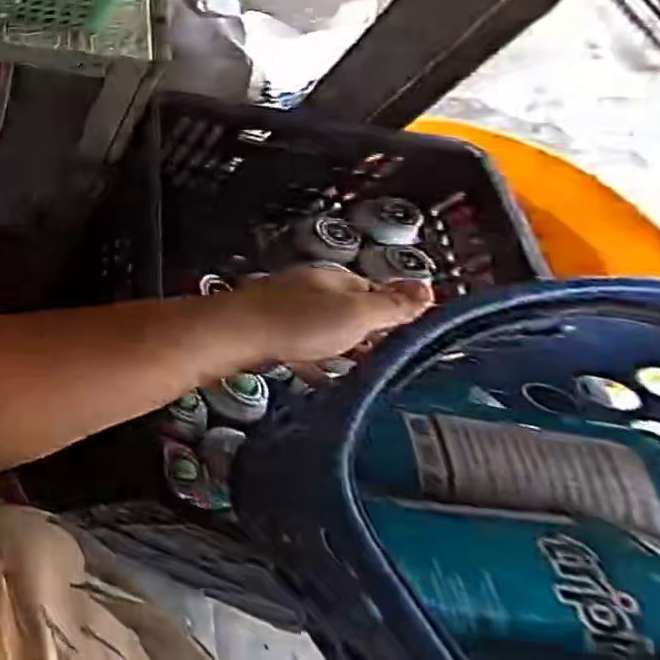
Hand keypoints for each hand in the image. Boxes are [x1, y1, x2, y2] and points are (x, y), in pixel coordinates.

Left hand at [220, 264, 432, 363]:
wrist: (233, 335)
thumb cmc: (292, 321)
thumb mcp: (355, 312)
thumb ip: (391, 304)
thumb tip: (426, 288)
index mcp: (328, 280)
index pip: (373, 289)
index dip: (395, 311)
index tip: (416, 334)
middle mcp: (304, 291)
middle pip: (347, 311)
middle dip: (370, 334)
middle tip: (393, 358)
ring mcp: (282, 312)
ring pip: (323, 332)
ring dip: (343, 351)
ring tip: (366, 373)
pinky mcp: (267, 336)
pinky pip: (300, 351)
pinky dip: (315, 365)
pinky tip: (324, 380)